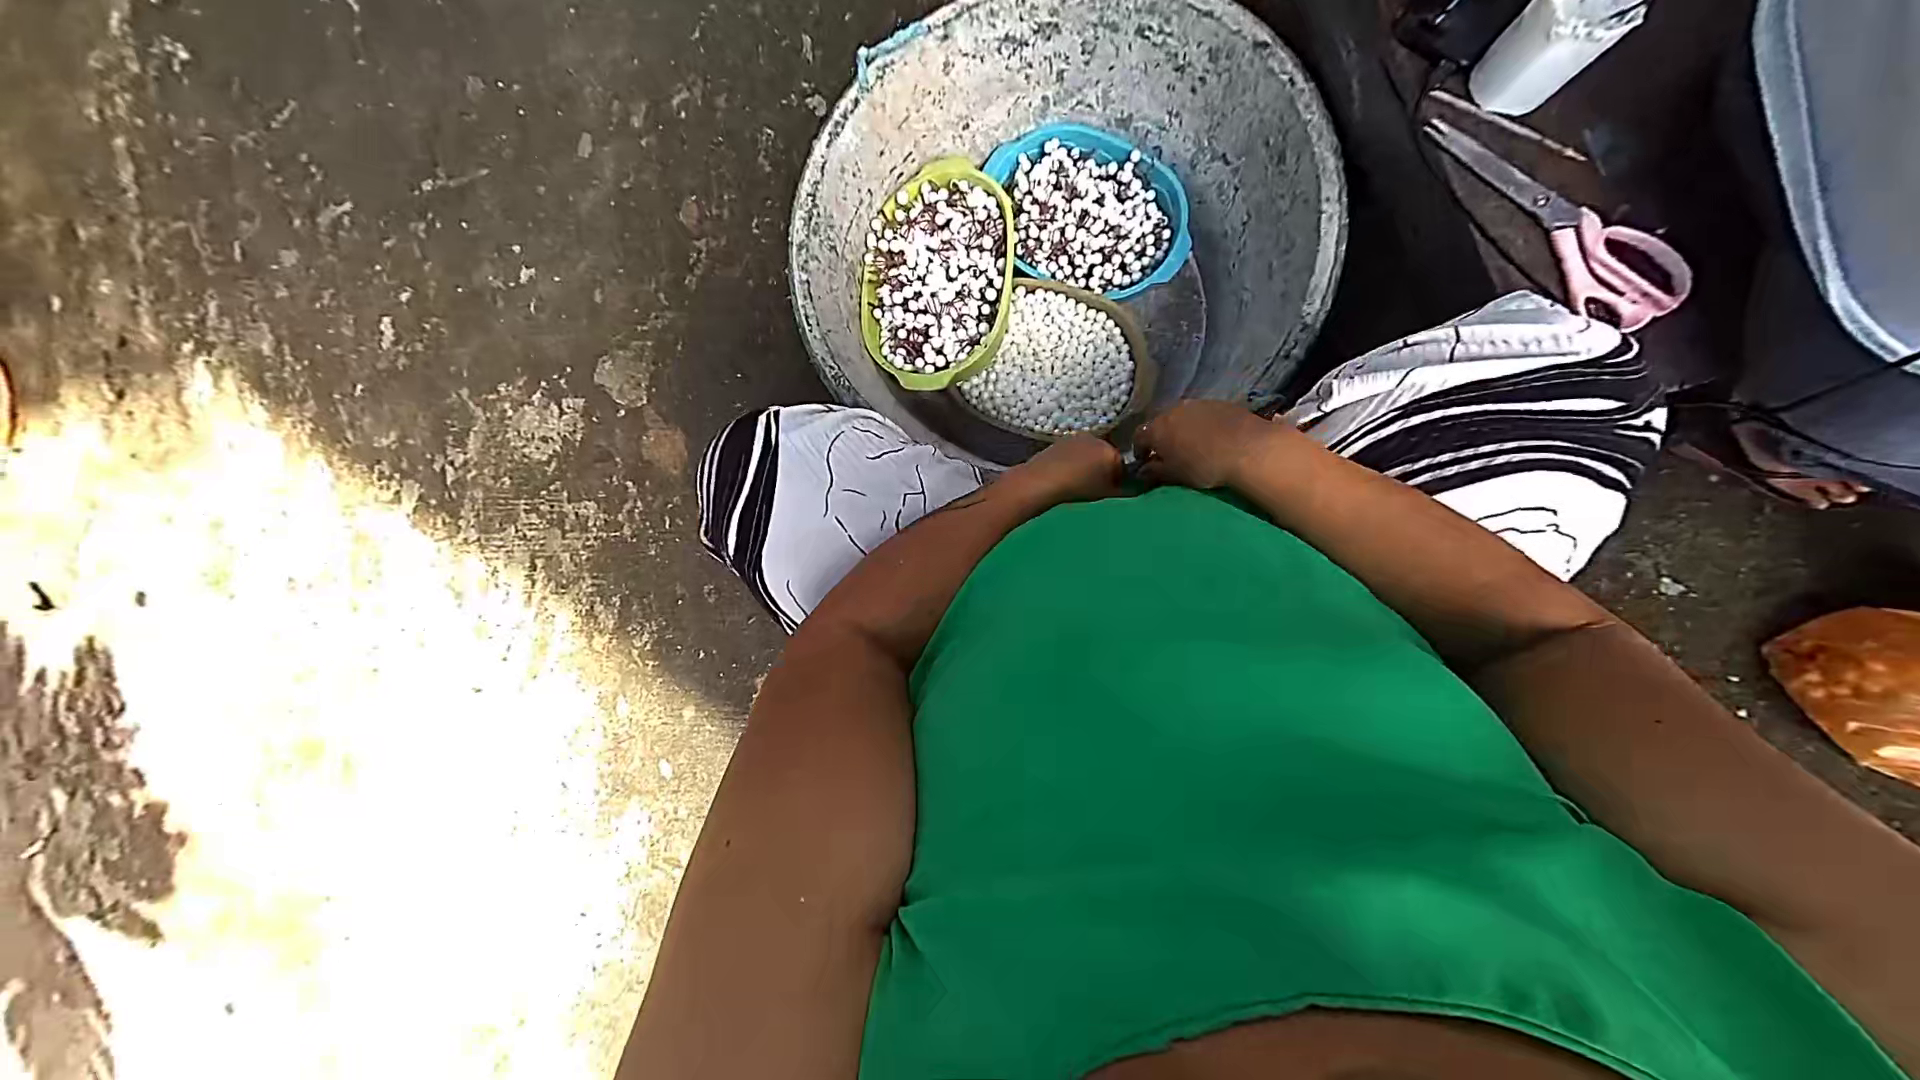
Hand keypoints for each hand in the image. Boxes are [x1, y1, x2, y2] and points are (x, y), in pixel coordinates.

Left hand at [997, 436, 1124, 508]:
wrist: (1042, 480)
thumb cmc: (1078, 488)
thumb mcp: (1108, 492)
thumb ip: (1130, 487)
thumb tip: (1144, 483)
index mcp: (1112, 451)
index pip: (1124, 463)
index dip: (1118, 477)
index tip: (1109, 487)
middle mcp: (1098, 439)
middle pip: (1108, 454)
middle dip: (1104, 467)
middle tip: (1093, 484)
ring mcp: (1079, 437)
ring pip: (1092, 451)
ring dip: (1089, 462)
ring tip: (1077, 479)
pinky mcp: (1063, 440)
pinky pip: (1077, 450)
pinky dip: (1075, 459)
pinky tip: (1066, 472)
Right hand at [1135, 400, 1296, 489]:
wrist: (1249, 448)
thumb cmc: (1204, 465)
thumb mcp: (1174, 474)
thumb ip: (1154, 471)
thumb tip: (1142, 470)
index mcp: (1156, 428)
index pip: (1138, 437)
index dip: (1139, 450)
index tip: (1145, 462)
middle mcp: (1172, 410)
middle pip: (1160, 423)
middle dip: (1161, 437)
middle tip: (1168, 454)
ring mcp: (1197, 403)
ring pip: (1181, 416)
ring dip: (1181, 429)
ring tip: (1190, 444)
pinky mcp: (1220, 402)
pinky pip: (1202, 414)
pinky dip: (1201, 424)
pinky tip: (1211, 437)